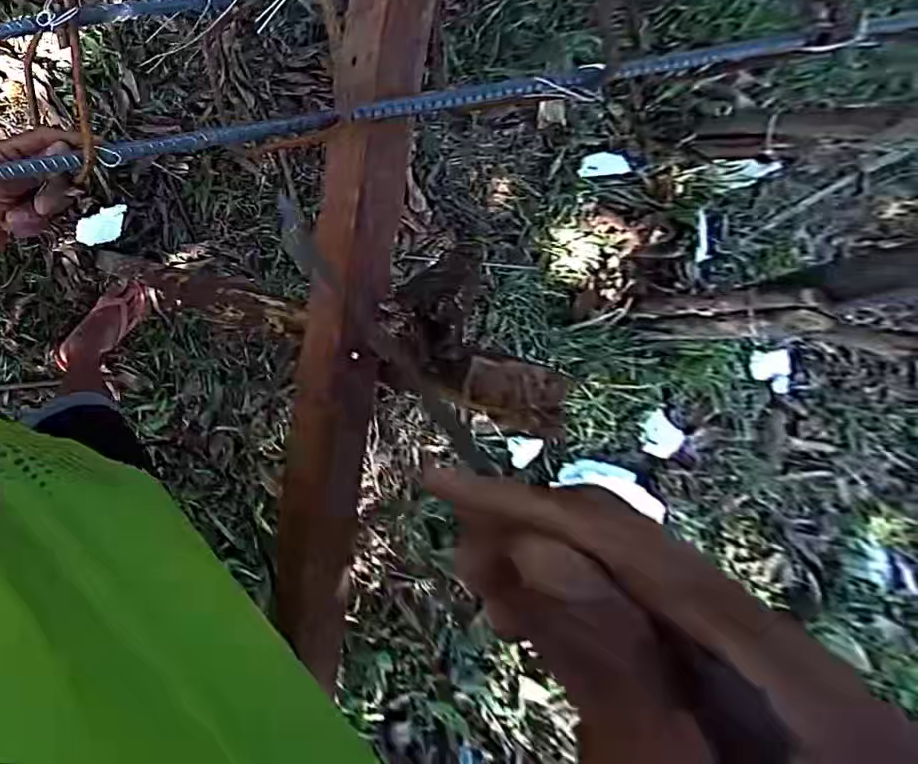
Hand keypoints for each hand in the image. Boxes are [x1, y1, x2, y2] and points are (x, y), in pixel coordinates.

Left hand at [0, 128, 76, 272]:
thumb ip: (32, 170)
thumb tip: (63, 148)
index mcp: (5, 154)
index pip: (45, 140)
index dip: (70, 143)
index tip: (95, 150)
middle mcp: (17, 171)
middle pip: (56, 171)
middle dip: (52, 191)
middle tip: (39, 205)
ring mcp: (20, 194)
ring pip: (52, 197)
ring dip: (37, 212)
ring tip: (13, 219)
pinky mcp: (22, 216)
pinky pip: (43, 218)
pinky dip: (31, 225)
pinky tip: (11, 228)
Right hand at [426, 466, 917, 761]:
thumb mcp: (647, 752)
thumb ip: (607, 655)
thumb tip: (534, 547)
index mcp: (781, 665)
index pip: (634, 546)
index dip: (529, 506)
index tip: (438, 482)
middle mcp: (774, 647)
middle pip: (633, 549)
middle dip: (528, 536)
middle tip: (460, 556)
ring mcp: (753, 666)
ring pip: (626, 576)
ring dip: (536, 570)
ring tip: (481, 590)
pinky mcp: (721, 686)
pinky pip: (632, 618)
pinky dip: (564, 608)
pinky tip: (520, 617)